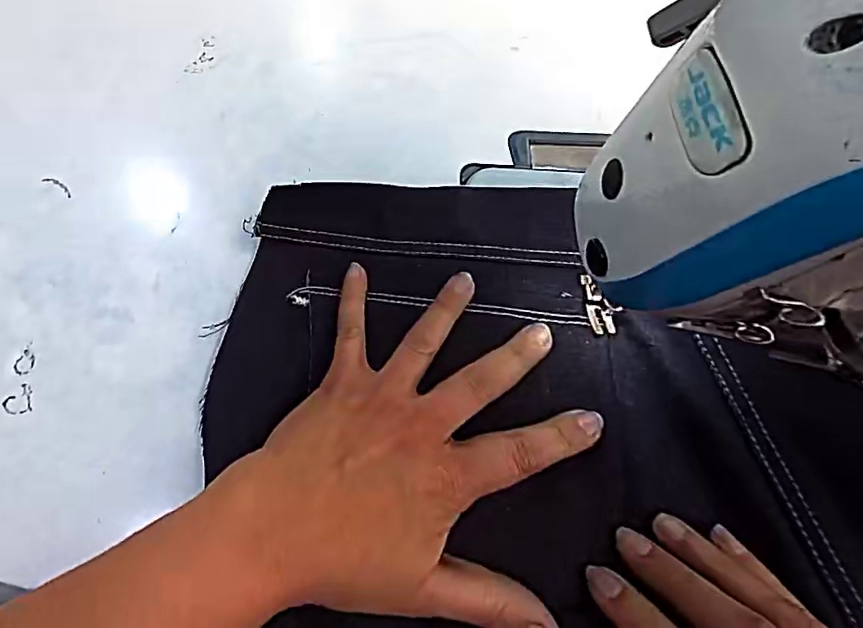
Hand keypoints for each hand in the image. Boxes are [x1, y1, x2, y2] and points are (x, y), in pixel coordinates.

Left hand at [209, 263, 603, 626]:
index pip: (517, 455)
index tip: (591, 420)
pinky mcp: (343, 381)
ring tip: (466, 281)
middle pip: (478, 383)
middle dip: (515, 357)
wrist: (271, 534)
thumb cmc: (343, 562)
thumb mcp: (422, 589)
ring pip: (423, 343)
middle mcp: (420, 424)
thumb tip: (545, 622)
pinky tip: (356, 271)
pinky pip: (350, 332)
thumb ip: (487, 600)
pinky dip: (352, 300)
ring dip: (446, 309)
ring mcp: (381, 396)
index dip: (559, 438)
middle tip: (541, 332)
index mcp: (444, 474)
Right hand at [587, 515, 827, 627]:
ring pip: (750, 595)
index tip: (598, 578)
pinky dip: (752, 562)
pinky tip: (725, 536)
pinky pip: (788, 596)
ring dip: (701, 554)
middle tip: (624, 535)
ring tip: (663, 521)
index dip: (633, 613)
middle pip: (714, 613)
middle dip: (664, 573)